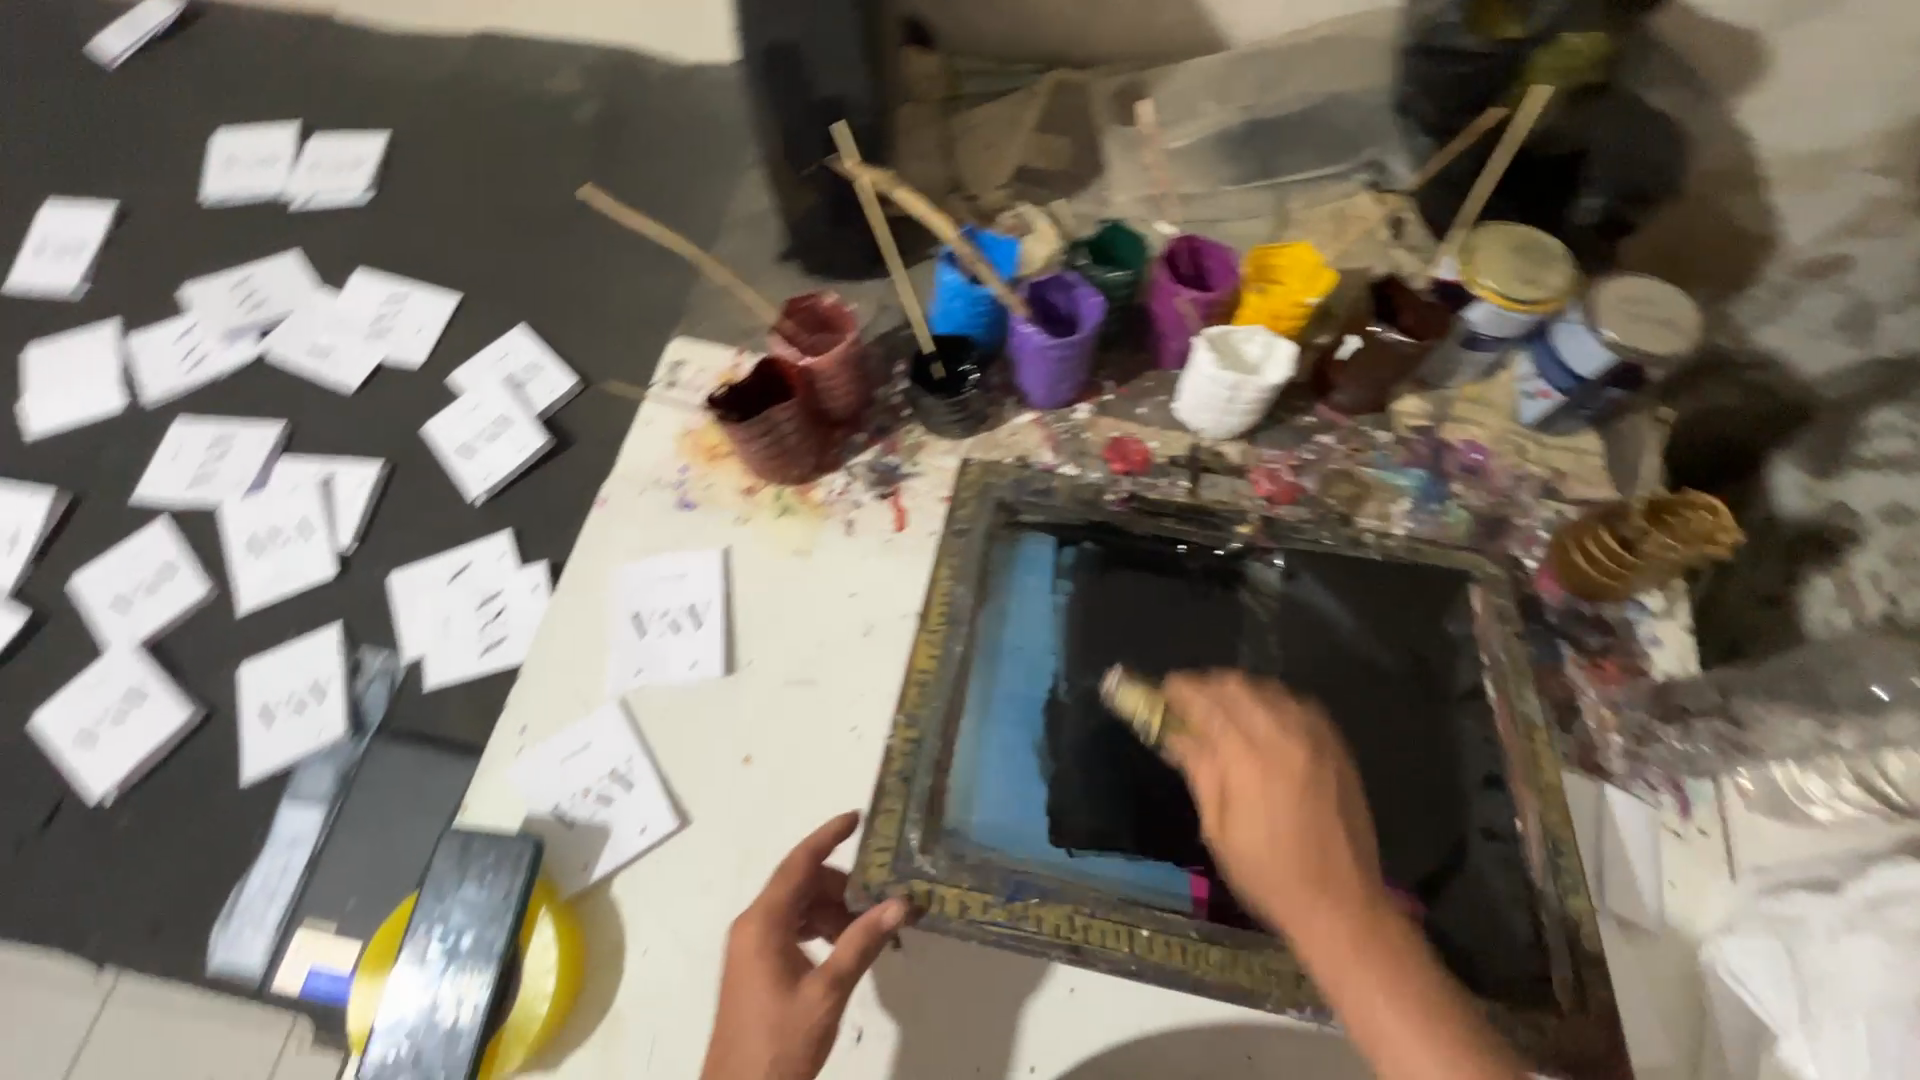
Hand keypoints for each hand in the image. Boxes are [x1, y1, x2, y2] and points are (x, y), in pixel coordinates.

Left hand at [700, 811, 908, 1079]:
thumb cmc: (780, 1043)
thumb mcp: (827, 992)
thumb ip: (862, 943)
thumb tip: (901, 903)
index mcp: (763, 923)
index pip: (799, 863)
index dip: (828, 836)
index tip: (857, 817)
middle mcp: (753, 925)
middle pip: (801, 884)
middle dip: (841, 886)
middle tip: (880, 896)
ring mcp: (752, 946)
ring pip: (799, 907)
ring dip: (833, 910)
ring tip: (869, 927)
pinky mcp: (757, 965)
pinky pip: (792, 928)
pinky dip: (821, 929)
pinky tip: (846, 947)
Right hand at [1162, 671, 1384, 937]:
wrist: (1341, 904)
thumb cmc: (1267, 873)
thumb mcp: (1217, 828)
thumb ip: (1199, 770)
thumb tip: (1174, 734)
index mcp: (1247, 757)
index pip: (1205, 701)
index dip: (1179, 689)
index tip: (1162, 691)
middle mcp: (1283, 735)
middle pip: (1237, 685)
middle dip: (1206, 684)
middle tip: (1187, 700)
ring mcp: (1315, 737)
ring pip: (1269, 688)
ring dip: (1239, 690)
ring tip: (1221, 707)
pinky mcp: (1336, 746)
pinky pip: (1299, 703)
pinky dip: (1273, 701)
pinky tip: (1263, 719)